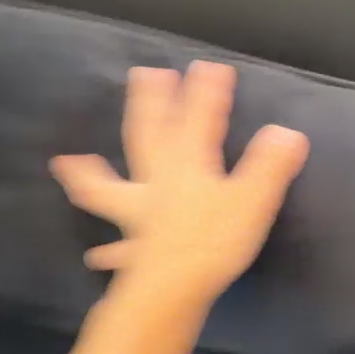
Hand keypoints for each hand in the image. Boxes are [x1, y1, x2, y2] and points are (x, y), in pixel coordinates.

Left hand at [50, 61, 309, 303]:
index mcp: (188, 165)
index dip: (206, 92)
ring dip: (90, 173)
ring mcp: (140, 214)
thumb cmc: (212, 241)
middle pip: (149, 135)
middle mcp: (158, 180)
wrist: (169, 288)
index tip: (211, 64)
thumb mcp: (251, 199)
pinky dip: (107, 251)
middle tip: (144, 74)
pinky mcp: (136, 247)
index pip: (199, 120)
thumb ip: (269, 165)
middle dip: (149, 104)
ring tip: (67, 161)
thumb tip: (288, 132)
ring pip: (111, 186)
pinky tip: (96, 257)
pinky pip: (118, 246)